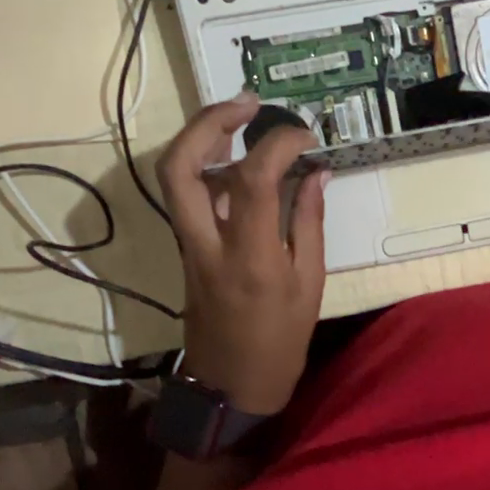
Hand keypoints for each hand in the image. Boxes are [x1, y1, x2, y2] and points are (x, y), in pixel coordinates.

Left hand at [157, 93, 327, 415]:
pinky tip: (236, 161)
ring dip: (200, 138)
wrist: (230, 386)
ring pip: (173, 177)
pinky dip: (205, 166)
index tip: (304, 136)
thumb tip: (316, 173)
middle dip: (208, 123)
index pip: (252, 179)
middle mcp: (208, 244)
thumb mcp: (310, 286)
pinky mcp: (185, 249)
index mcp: (250, 257)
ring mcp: (188, 246)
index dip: (277, 144)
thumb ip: (311, 223)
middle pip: (180, 167)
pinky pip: (186, 195)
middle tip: (247, 103)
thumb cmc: (280, 343)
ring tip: (240, 121)